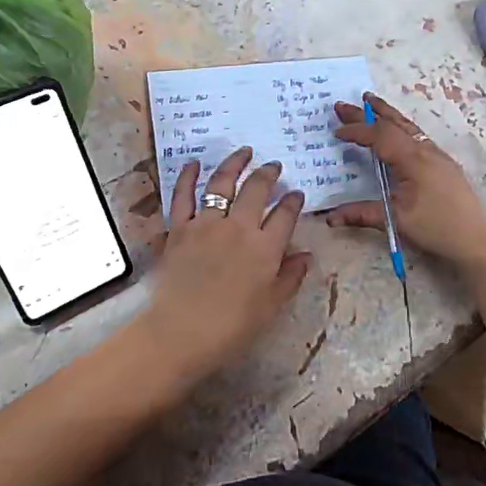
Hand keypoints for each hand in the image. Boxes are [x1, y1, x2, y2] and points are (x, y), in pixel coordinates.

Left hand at [140, 147, 310, 380]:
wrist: (179, 333)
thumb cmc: (230, 328)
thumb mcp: (270, 307)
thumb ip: (289, 277)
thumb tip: (306, 256)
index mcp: (265, 248)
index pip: (285, 215)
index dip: (293, 201)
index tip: (297, 193)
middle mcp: (238, 227)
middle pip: (256, 190)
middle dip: (268, 174)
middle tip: (274, 166)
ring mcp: (206, 224)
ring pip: (222, 183)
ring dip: (234, 164)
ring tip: (244, 152)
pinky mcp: (179, 228)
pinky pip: (183, 196)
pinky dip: (188, 177)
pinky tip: (194, 163)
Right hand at [324, 94, 485, 273]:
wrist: (477, 239)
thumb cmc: (436, 228)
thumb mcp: (396, 221)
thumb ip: (362, 213)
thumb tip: (330, 217)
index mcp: (412, 159)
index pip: (379, 136)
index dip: (356, 131)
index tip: (336, 131)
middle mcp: (425, 150)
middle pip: (393, 123)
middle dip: (367, 112)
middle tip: (343, 104)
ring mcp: (437, 155)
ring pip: (408, 126)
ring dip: (386, 114)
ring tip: (370, 102)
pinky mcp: (443, 164)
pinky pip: (416, 136)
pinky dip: (400, 126)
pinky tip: (396, 130)